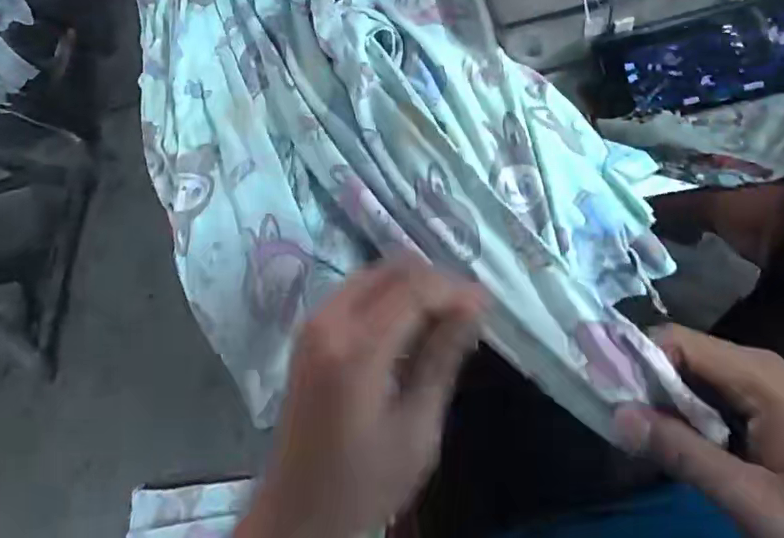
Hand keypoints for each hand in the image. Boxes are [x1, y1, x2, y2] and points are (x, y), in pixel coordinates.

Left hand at [236, 255, 485, 537]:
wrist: (296, 515)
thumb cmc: (363, 484)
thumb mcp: (416, 431)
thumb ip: (442, 361)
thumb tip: (473, 309)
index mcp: (356, 350)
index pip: (414, 290)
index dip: (454, 288)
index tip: (487, 301)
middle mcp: (330, 321)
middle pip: (393, 271)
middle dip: (436, 280)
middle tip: (469, 307)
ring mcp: (314, 321)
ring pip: (375, 273)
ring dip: (413, 283)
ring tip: (446, 313)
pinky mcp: (309, 330)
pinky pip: (357, 288)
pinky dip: (389, 293)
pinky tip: (411, 321)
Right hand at [615, 325, 783, 537]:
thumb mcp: (756, 504)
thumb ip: (686, 455)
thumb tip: (617, 413)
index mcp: (759, 374)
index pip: (676, 341)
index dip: (634, 358)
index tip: (599, 386)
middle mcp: (762, 367)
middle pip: (685, 355)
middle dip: (648, 381)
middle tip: (612, 415)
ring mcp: (773, 388)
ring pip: (700, 377)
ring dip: (668, 401)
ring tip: (635, 430)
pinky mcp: (778, 412)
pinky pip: (721, 397)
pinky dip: (693, 415)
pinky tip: (679, 442)